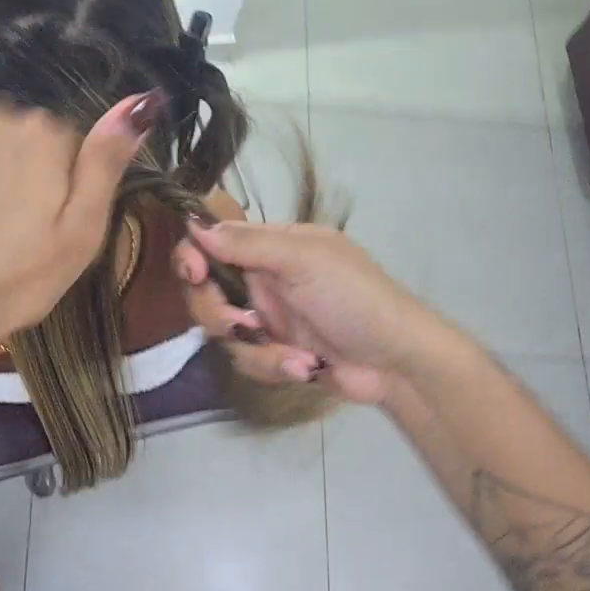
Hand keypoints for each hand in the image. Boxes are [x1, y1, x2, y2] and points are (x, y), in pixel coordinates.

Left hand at [0, 95, 155, 345]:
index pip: (76, 146)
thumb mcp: (80, 231)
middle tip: (24, 232)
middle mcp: (0, 116)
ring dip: (0, 173)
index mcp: (48, 134)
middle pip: (34, 139)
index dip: (69, 188)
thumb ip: (107, 162)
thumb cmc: (17, 278)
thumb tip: (141, 102)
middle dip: (35, 175)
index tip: (55, 227)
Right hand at [174, 221, 437, 404]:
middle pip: (205, 291)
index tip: (195, 272)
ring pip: (222, 333)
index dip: (193, 255)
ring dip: (256, 349)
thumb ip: (248, 243)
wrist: (396, 363)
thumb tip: (194, 222)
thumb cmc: (356, 298)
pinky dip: (273, 367)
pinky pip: (245, 361)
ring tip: (295, 358)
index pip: (213, 241)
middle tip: (240, 324)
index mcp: (271, 246)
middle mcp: (262, 279)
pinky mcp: (272, 354)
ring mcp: (266, 318)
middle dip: (217, 312)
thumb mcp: (304, 260)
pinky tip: (305, 368)